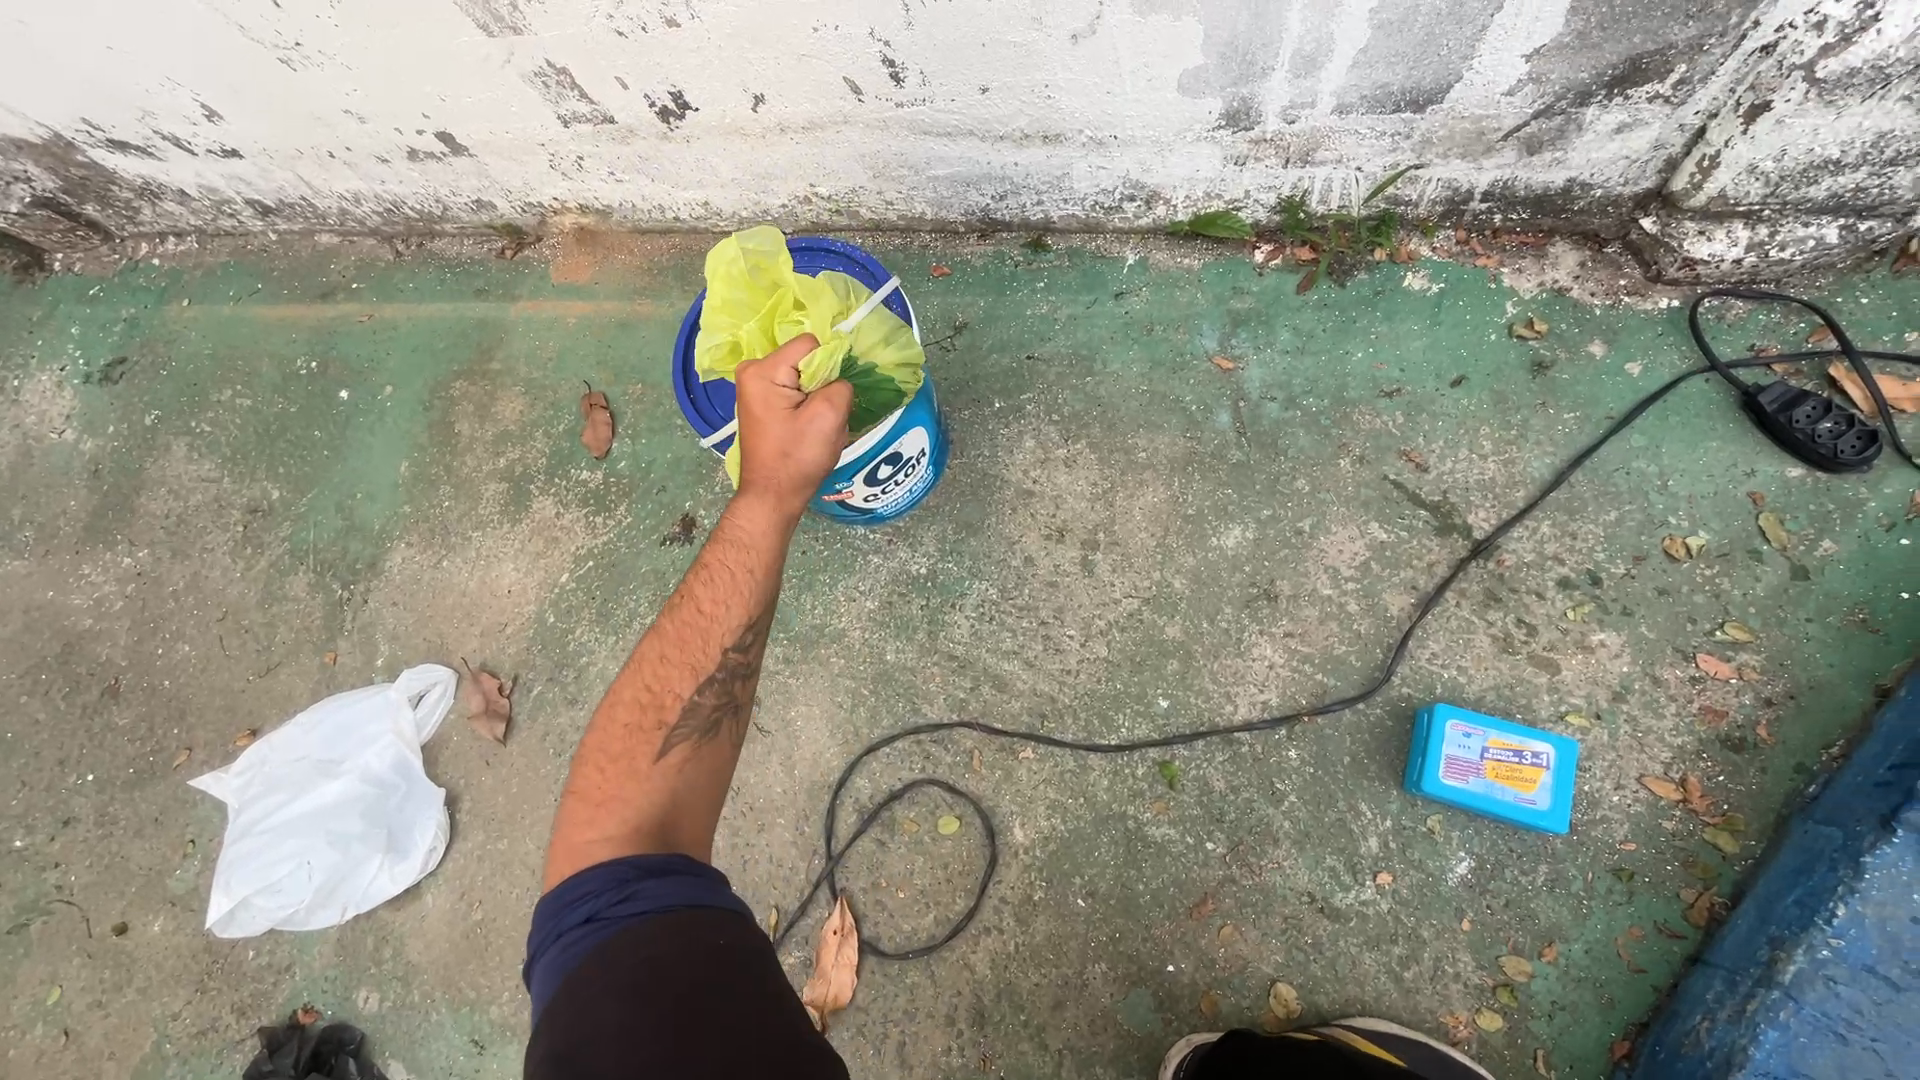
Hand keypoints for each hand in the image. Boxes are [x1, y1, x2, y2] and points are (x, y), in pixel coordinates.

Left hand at [733, 334, 852, 520]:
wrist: (773, 495)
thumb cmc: (796, 459)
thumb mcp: (828, 418)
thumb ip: (841, 384)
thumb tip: (842, 375)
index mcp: (762, 370)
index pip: (811, 345)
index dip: (831, 366)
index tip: (831, 398)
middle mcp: (753, 370)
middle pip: (806, 359)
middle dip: (823, 384)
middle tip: (823, 417)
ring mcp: (756, 386)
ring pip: (804, 376)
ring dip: (818, 397)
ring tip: (814, 425)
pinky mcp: (763, 401)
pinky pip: (796, 390)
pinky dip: (808, 405)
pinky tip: (807, 428)